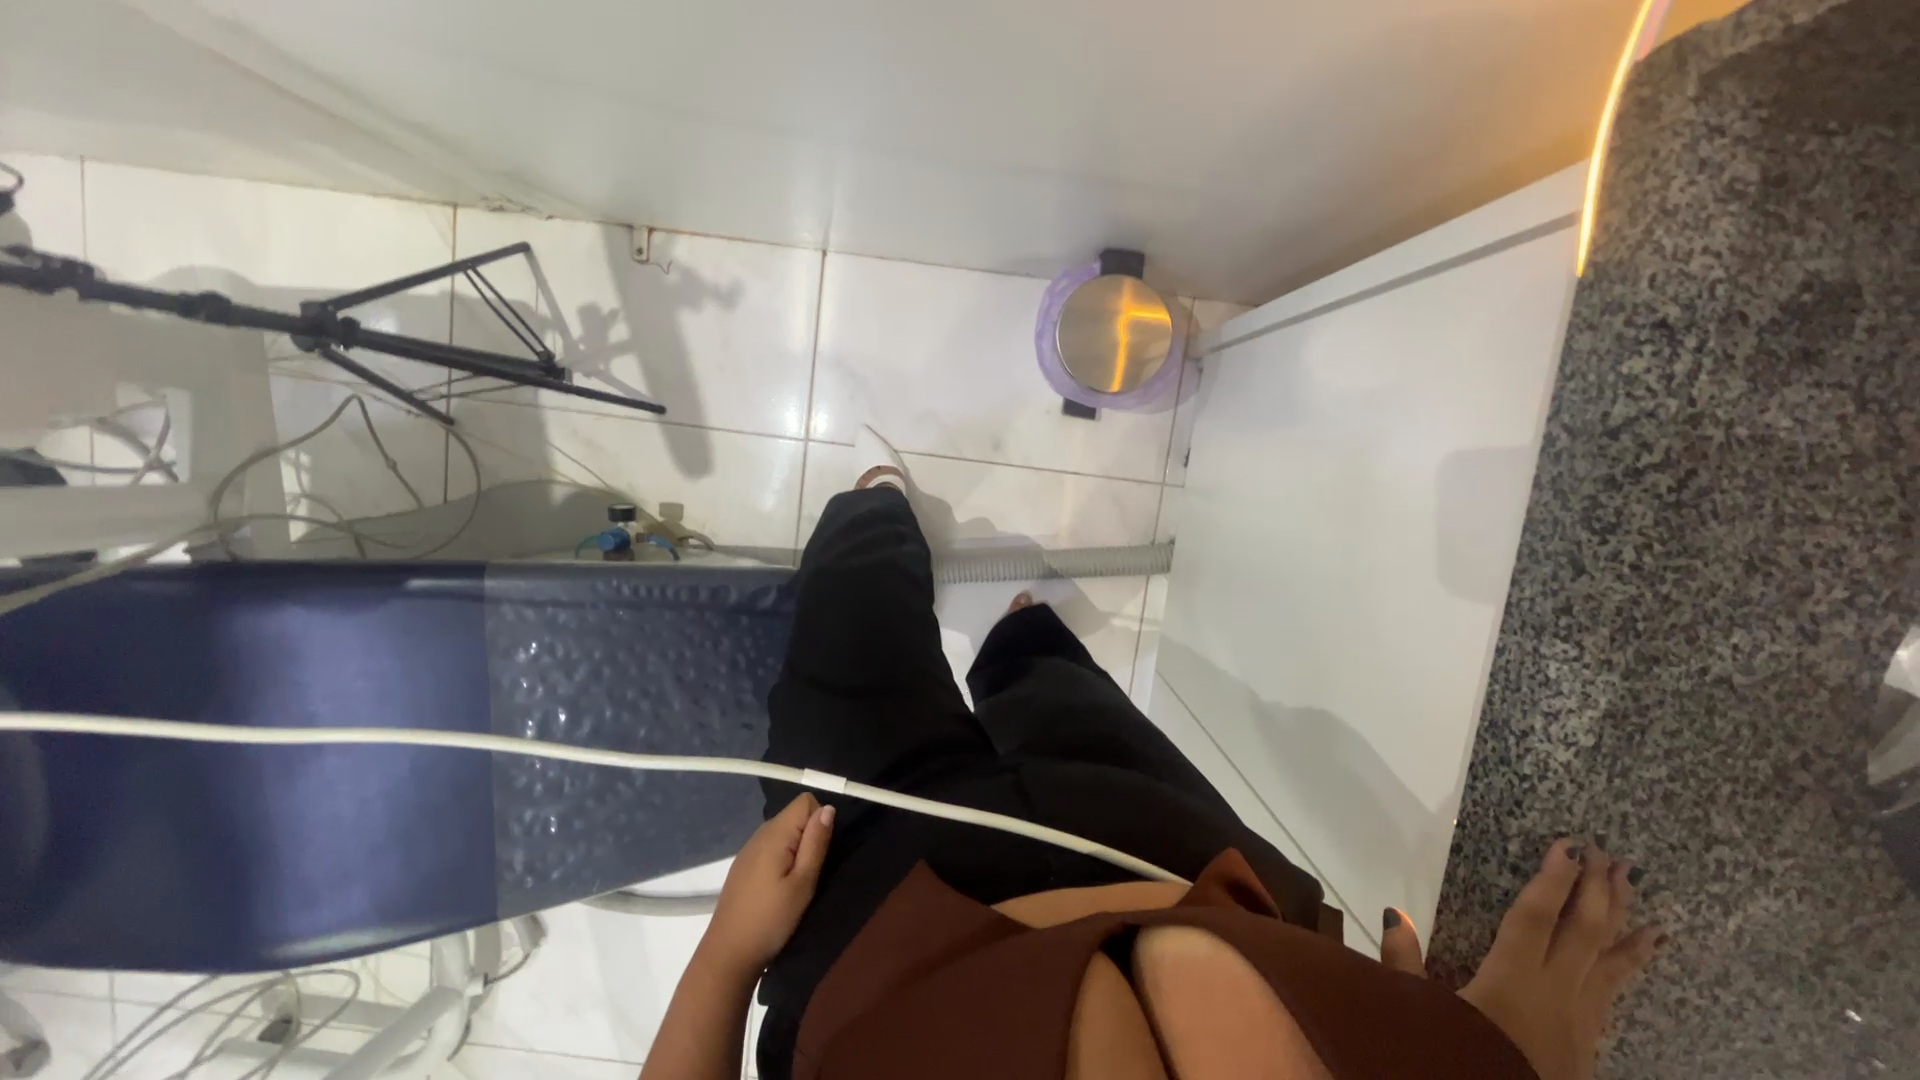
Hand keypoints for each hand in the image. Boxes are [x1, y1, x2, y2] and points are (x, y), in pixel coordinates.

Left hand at [703, 793, 835, 974]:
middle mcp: (759, 834)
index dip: (820, 820)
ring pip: (782, 831)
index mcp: (774, 834)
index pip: (805, 801)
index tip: (821, 851)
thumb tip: (828, 808)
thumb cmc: (771, 920)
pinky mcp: (743, 865)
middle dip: (809, 835)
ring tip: (797, 881)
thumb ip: (816, 843)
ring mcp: (748, 850)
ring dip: (796, 848)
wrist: (728, 954)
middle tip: (811, 871)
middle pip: (793, 815)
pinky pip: (770, 846)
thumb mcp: (803, 883)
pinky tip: (779, 886)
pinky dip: (781, 857)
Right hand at [1381, 839, 1662, 1079]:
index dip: (1552, 880)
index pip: (1536, 918)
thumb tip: (1395, 913)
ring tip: (1636, 889)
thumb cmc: (1456, 1056)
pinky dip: (1631, 962)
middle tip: (1611, 855)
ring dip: (1621, 919)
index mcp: (1513, 980)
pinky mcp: (1589, 1040)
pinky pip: (1615, 989)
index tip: (1570, 846)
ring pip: (1609, 960)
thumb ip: (1404, 962)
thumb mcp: (1417, 1010)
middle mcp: (1556, 994)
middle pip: (1583, 933)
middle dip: (1597, 891)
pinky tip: (1641, 949)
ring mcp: (1580, 1019)